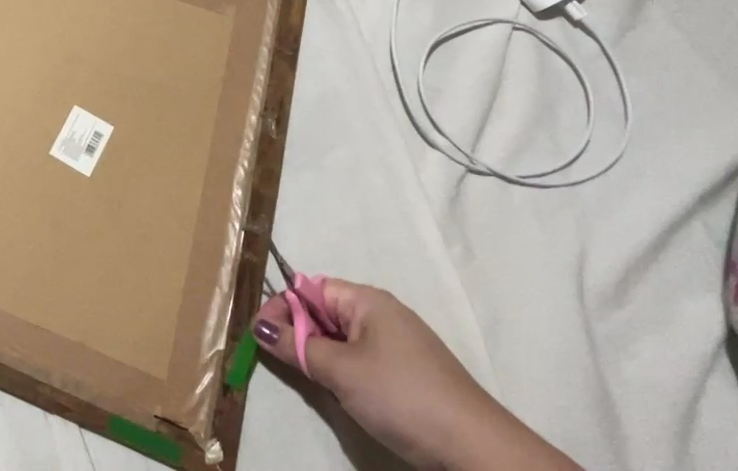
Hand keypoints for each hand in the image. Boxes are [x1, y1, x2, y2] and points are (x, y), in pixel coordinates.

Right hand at [256, 280, 579, 470]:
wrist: (477, 450)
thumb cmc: (402, 397)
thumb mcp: (340, 371)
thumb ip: (296, 347)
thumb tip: (260, 327)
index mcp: (366, 300)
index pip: (308, 288)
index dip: (281, 307)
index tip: (260, 335)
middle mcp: (380, 313)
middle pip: (322, 310)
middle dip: (297, 331)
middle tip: (278, 359)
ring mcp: (396, 343)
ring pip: (339, 337)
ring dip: (317, 353)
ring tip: (306, 377)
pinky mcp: (406, 372)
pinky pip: (359, 357)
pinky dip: (340, 368)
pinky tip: (338, 390)